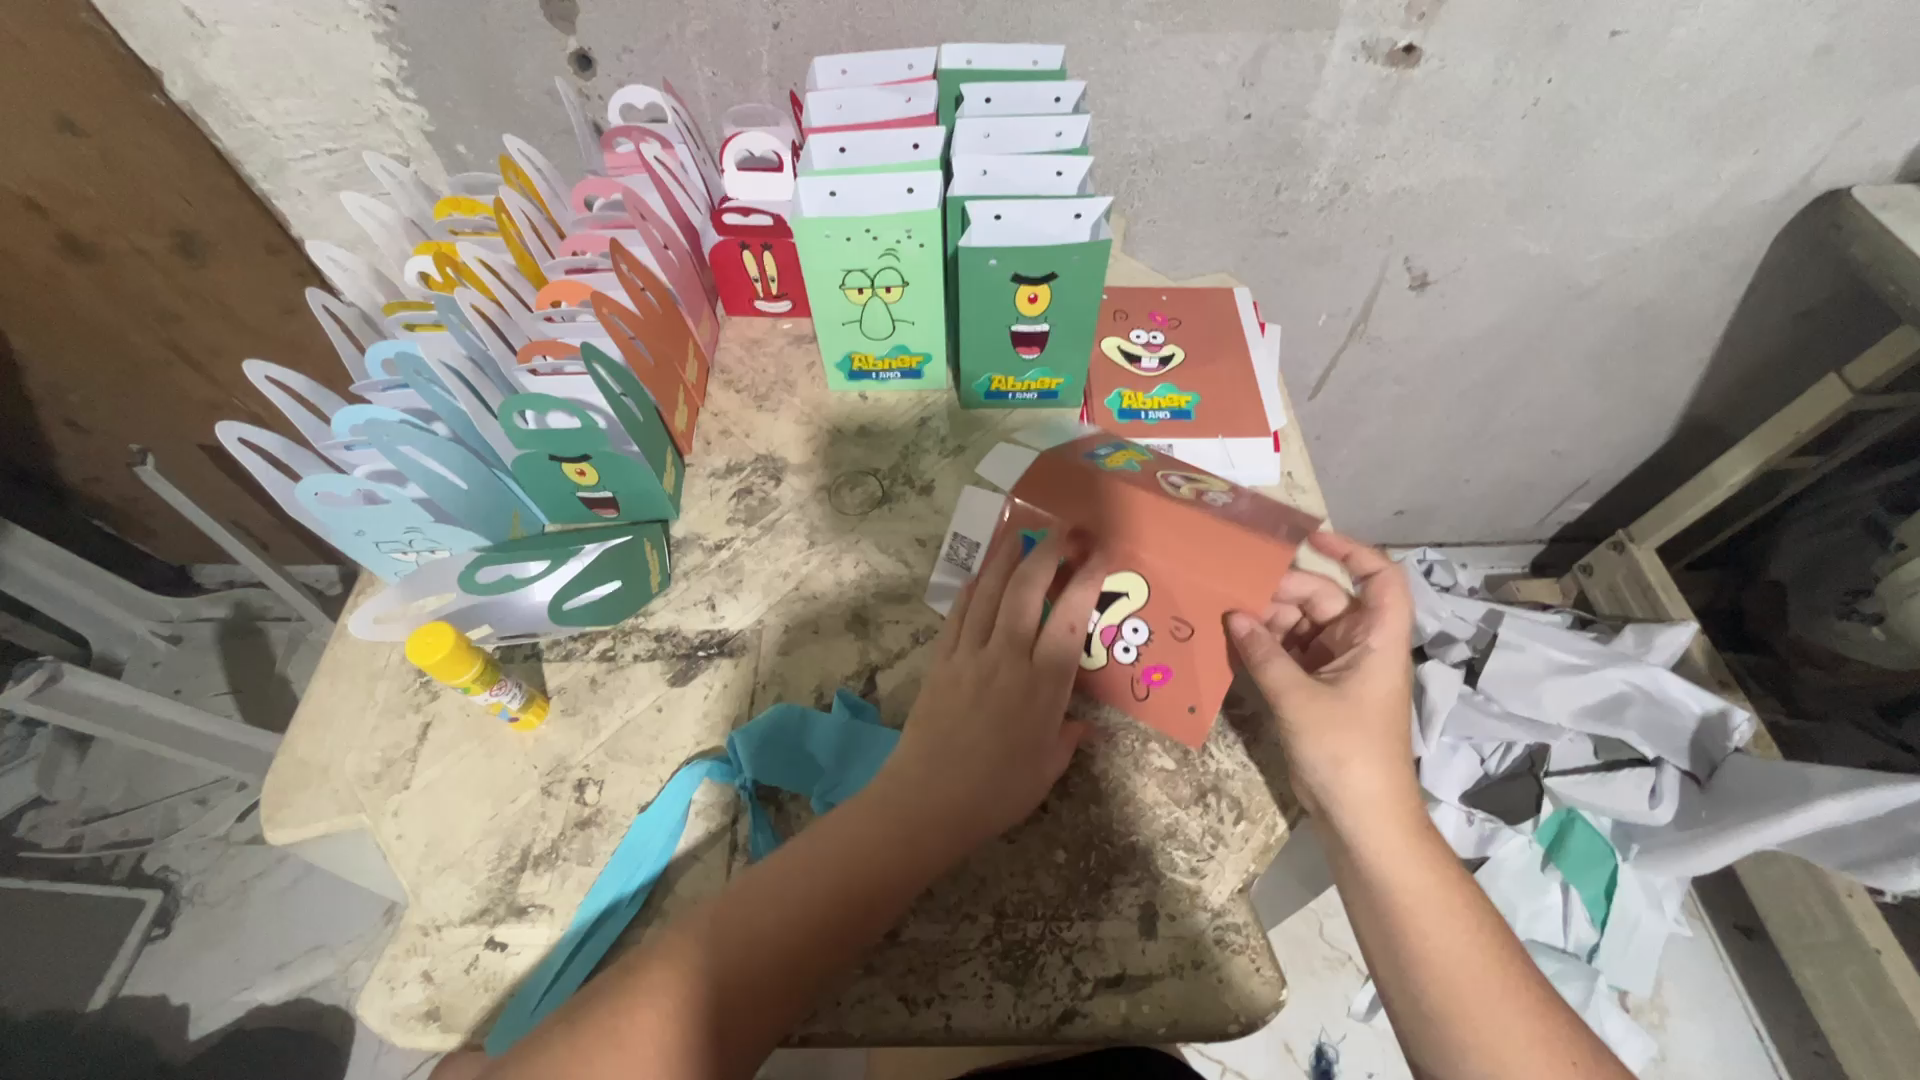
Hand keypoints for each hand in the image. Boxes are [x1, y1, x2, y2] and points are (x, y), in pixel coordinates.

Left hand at [876, 530, 1106, 851]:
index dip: (1087, 580)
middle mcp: (1007, 658)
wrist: (927, 801)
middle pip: (1028, 590)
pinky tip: (982, 574)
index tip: (1100, 554)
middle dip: (1047, 552)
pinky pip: (959, 614)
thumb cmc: (996, 793)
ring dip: (1007, 558)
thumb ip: (1066, 738)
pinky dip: (973, 589)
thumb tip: (1083, 725)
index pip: (1072, 618)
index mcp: (1043, 685)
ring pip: (991, 592)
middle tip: (1063, 531)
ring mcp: (970, 655)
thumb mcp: (1046, 770)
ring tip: (1021, 532)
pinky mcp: (941, 661)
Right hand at [1226, 530, 1417, 825]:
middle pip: (1324, 599)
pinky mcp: (1318, 691)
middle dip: (1282, 591)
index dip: (1352, 551)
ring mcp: (1338, 669)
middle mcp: (1360, 646)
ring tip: (1225, 614)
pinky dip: (1265, 646)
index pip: (1380, 578)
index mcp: (1376, 639)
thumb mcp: (1298, 698)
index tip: (1308, 538)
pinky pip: (1290, 654)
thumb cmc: (1345, 751)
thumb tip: (1233, 615)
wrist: (1360, 816)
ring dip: (1267, 620)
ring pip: (1301, 626)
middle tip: (1234, 589)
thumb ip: (1263, 653)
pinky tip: (1233, 642)